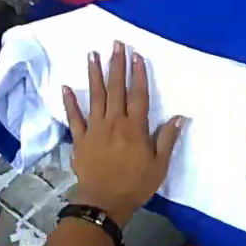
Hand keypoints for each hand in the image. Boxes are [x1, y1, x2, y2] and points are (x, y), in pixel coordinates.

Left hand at [62, 42, 184, 225]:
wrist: (103, 202)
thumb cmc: (135, 184)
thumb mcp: (159, 165)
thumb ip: (167, 139)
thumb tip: (179, 117)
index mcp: (135, 127)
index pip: (138, 95)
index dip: (139, 75)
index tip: (137, 55)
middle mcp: (114, 122)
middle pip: (116, 89)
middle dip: (116, 65)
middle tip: (116, 44)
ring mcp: (95, 129)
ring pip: (95, 96)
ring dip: (94, 74)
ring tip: (92, 55)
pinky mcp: (80, 139)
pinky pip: (74, 117)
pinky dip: (69, 102)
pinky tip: (65, 87)